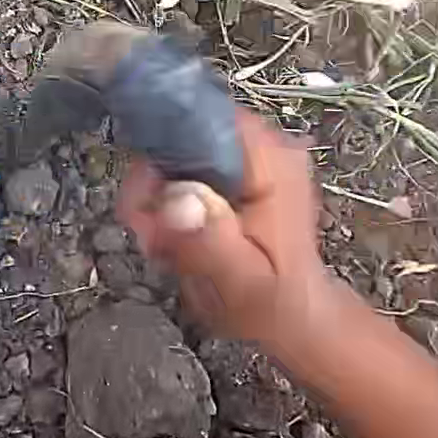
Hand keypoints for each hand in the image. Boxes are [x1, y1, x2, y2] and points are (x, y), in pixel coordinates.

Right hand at [118, 110, 338, 356]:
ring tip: (160, 246)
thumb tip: (176, 198)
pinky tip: (169, 238)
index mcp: (272, 161)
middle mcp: (260, 148)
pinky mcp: (227, 174)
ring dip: (152, 200)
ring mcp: (243, 160)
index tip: (147, 199)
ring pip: (170, 156)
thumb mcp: (243, 283)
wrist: (290, 321)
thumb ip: (211, 241)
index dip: (161, 149)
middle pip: (179, 136)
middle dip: (151, 184)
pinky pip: (176, 172)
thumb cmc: (274, 305)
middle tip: (149, 235)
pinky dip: (163, 204)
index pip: (202, 116)